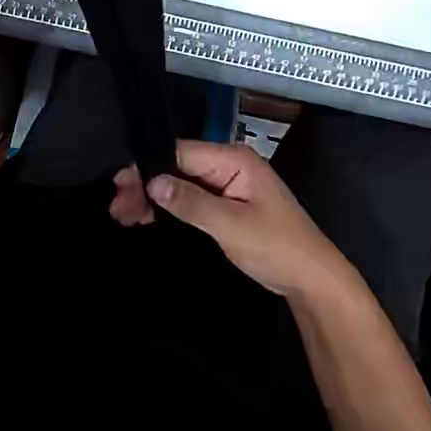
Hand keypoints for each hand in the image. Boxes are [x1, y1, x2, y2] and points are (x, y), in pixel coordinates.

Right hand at [113, 141, 356, 299]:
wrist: (312, 278)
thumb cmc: (276, 247)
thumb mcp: (230, 225)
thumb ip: (190, 202)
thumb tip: (153, 181)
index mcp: (233, 159)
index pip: (180, 153)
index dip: (147, 167)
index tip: (120, 185)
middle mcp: (228, 164)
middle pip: (177, 166)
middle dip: (145, 184)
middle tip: (118, 208)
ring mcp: (228, 183)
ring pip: (180, 182)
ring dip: (153, 197)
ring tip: (124, 216)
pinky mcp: (227, 202)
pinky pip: (190, 196)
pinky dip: (169, 207)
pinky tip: (148, 217)